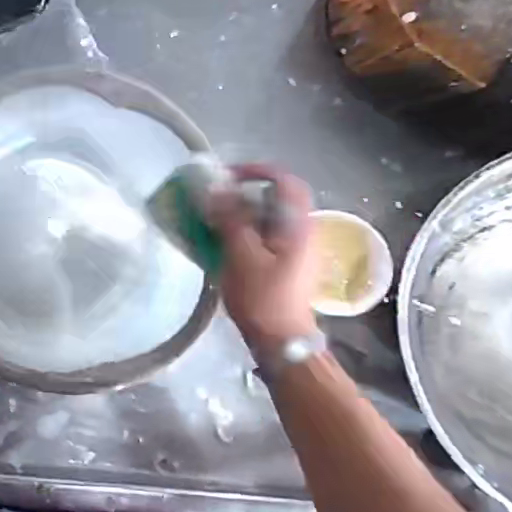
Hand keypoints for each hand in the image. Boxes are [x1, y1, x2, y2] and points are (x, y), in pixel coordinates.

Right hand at [207, 164, 318, 358]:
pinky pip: (262, 233)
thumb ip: (231, 219)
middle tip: (212, 197)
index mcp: (297, 226)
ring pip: (267, 216)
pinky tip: (219, 240)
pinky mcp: (283, 262)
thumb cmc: (262, 297)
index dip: (256, 171)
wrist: (281, 340)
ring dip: (238, 211)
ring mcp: (294, 248)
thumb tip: (217, 188)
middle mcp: (301, 231)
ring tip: (209, 218)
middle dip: (242, 191)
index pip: (285, 182)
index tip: (225, 176)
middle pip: (274, 197)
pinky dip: (241, 228)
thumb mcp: (241, 255)